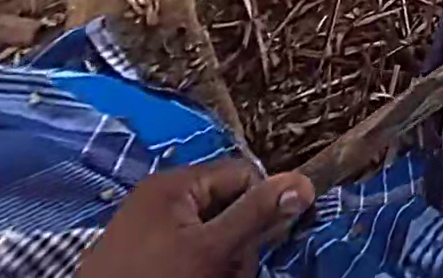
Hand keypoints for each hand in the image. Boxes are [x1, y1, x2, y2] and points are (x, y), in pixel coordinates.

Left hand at [79, 160, 314, 277]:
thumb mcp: (210, 251)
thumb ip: (257, 213)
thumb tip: (305, 183)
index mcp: (174, 183)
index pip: (241, 175)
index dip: (261, 206)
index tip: (264, 245)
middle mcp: (159, 199)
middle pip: (226, 208)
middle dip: (237, 245)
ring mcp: (145, 235)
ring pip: (209, 238)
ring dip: (221, 266)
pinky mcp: (137, 264)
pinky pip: (186, 256)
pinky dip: (200, 272)